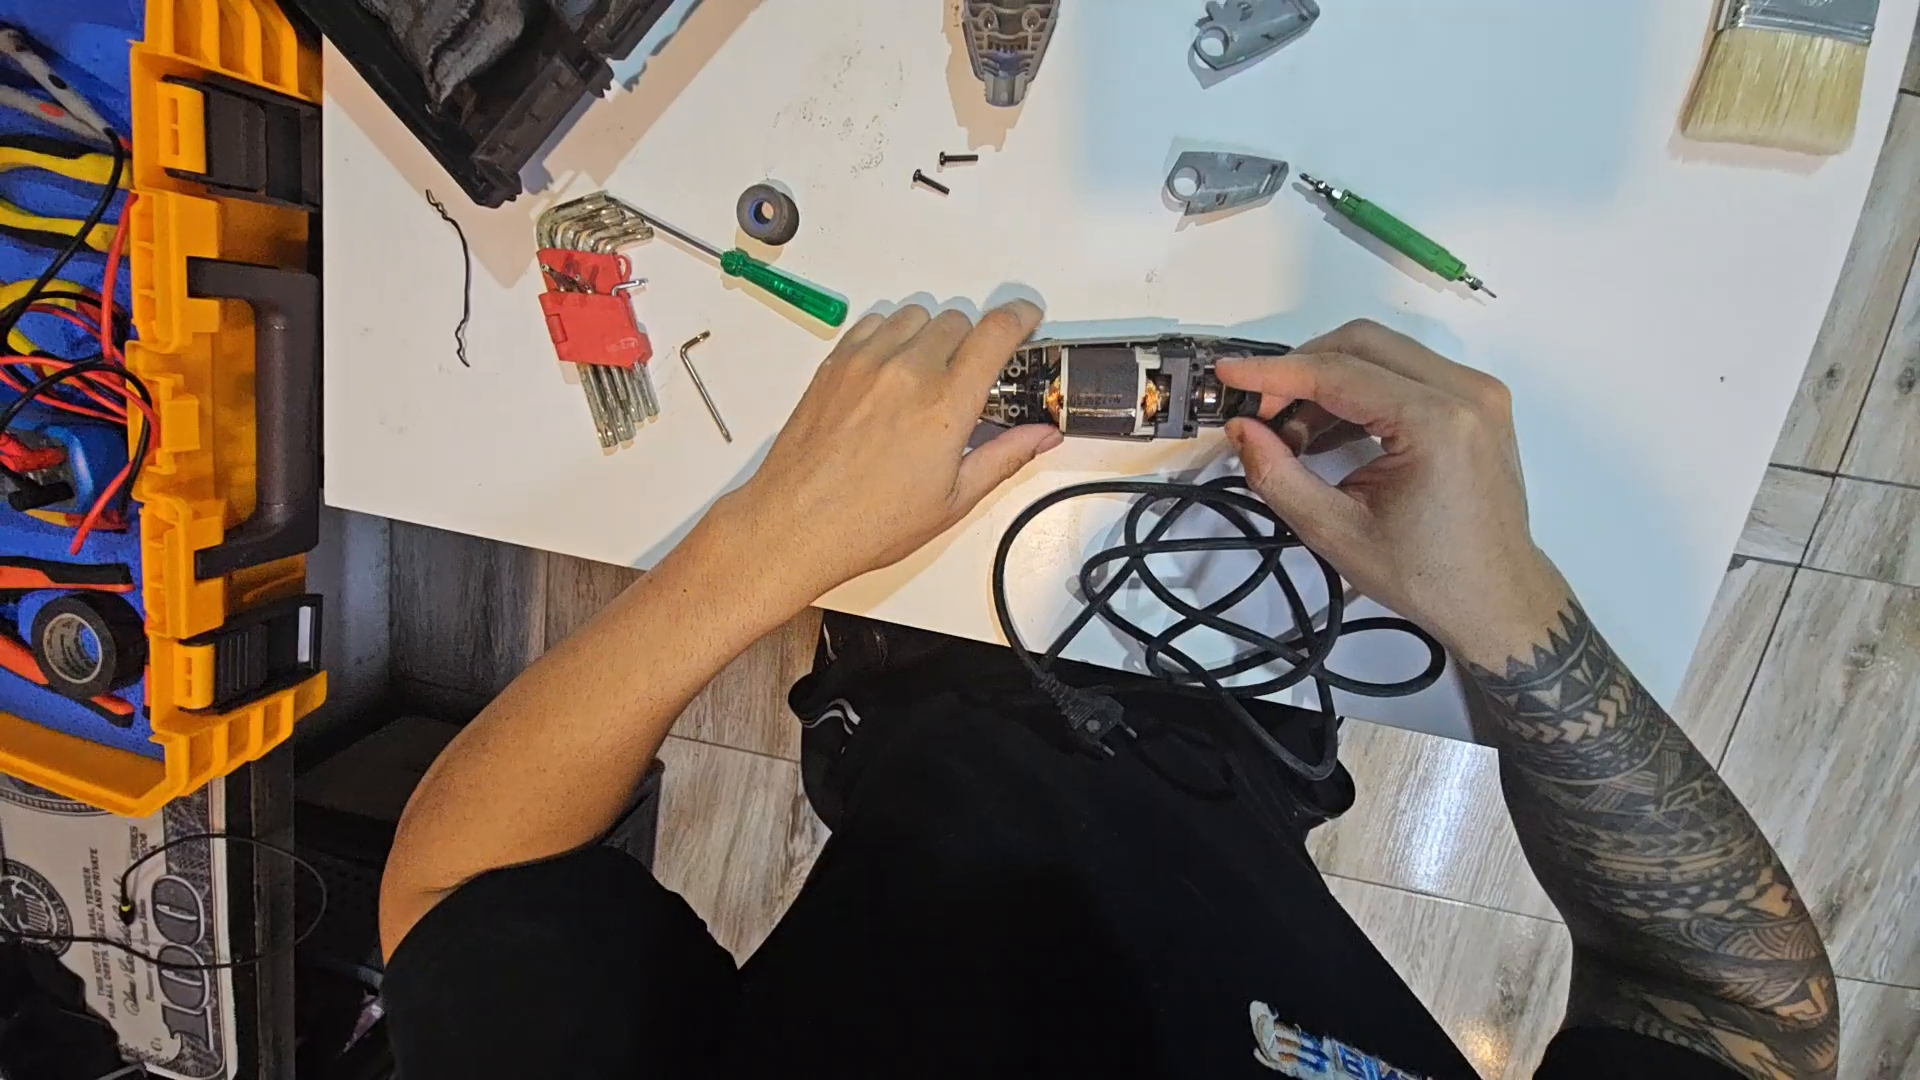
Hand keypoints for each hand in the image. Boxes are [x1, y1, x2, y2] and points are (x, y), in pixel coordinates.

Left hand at [712, 301, 1061, 603]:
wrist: (797, 524)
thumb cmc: (871, 523)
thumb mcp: (953, 501)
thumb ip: (1004, 457)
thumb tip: (1043, 435)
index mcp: (945, 407)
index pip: (996, 333)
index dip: (1020, 317)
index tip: (1027, 319)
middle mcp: (907, 372)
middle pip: (958, 320)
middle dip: (973, 342)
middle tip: (968, 379)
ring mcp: (866, 362)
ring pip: (917, 315)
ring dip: (932, 336)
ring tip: (926, 377)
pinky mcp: (835, 363)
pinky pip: (875, 323)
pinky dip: (892, 336)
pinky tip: (891, 373)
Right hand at [1216, 320, 1568, 667]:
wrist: (1495, 597)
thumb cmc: (1420, 572)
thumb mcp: (1332, 530)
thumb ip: (1276, 474)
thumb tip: (1240, 428)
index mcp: (1436, 423)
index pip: (1338, 372)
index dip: (1273, 372)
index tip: (1227, 374)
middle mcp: (1465, 392)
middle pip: (1360, 343)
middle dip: (1299, 370)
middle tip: (1262, 415)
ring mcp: (1476, 392)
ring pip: (1379, 353)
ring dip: (1324, 383)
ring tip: (1292, 437)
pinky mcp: (1474, 402)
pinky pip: (1400, 373)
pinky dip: (1353, 394)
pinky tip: (1326, 435)